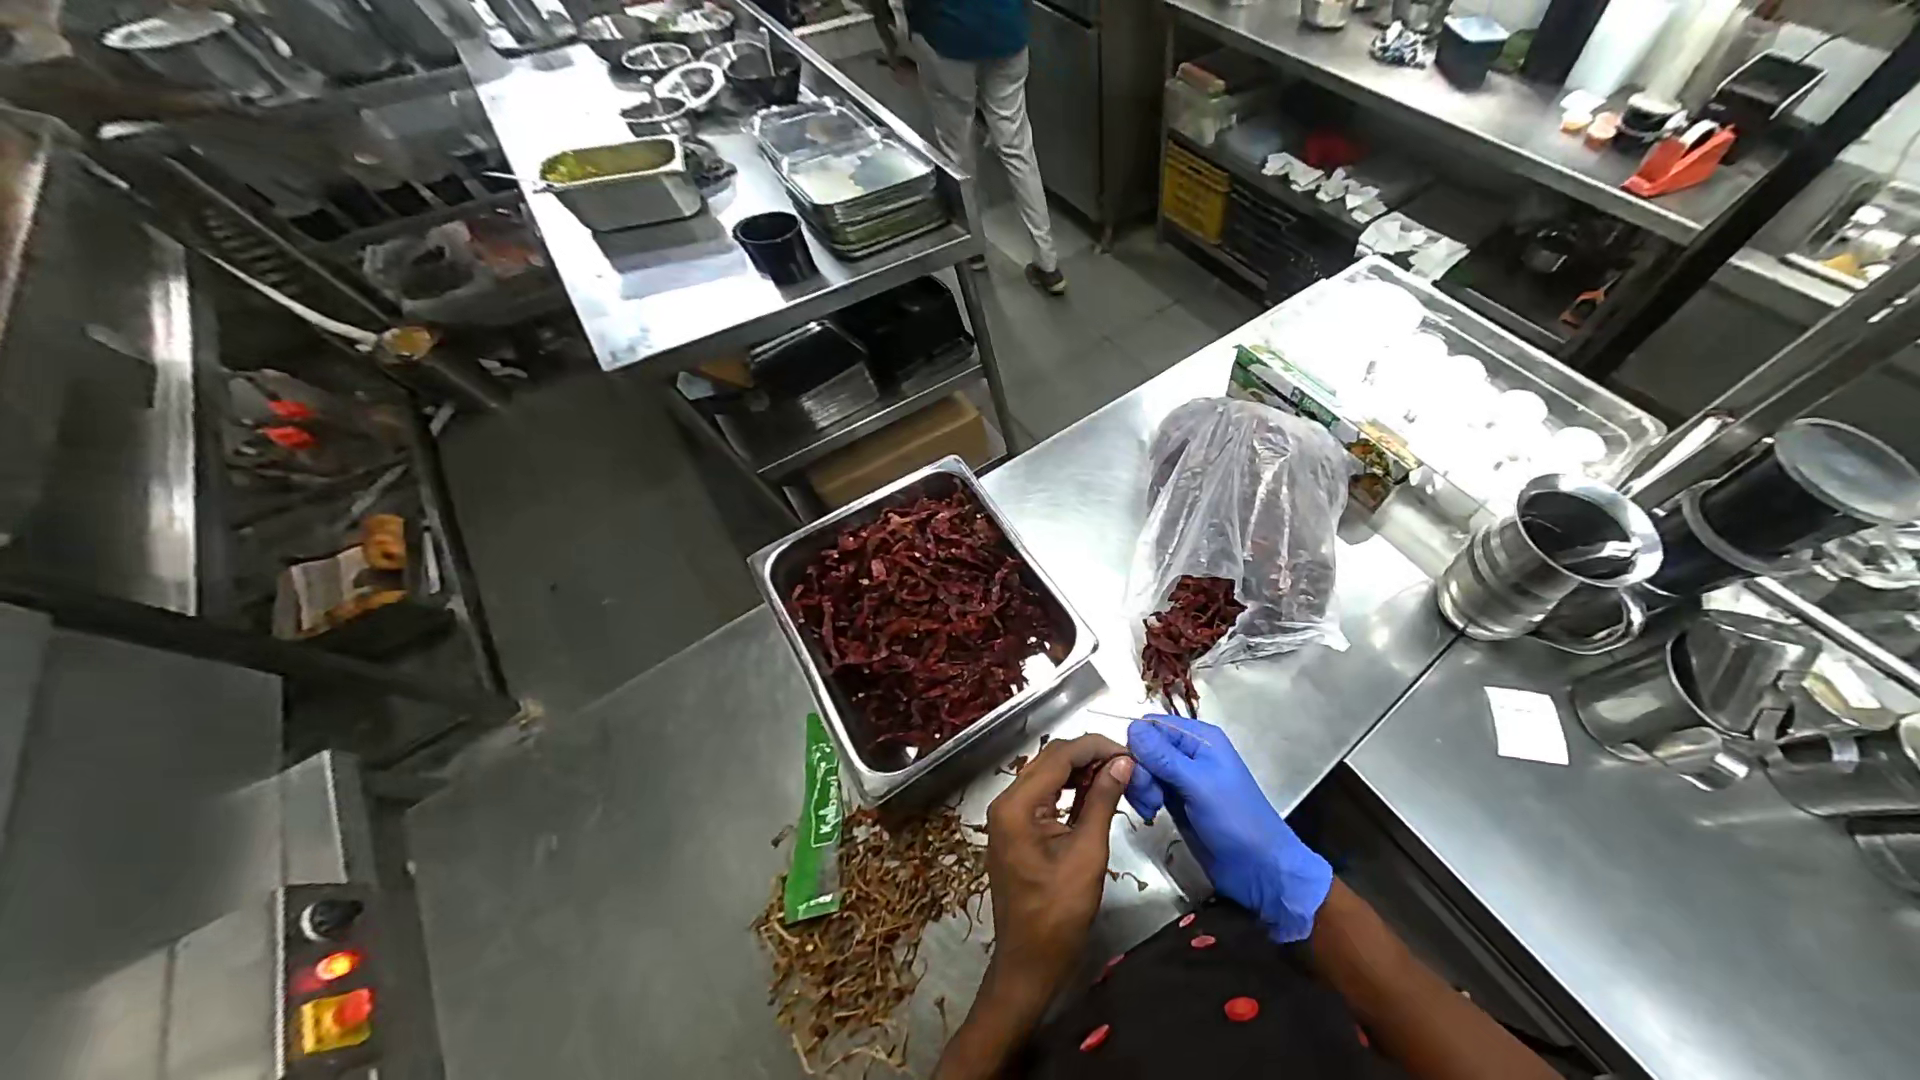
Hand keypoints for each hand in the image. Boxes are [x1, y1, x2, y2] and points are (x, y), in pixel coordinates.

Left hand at [982, 734, 1131, 1012]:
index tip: (1129, 753)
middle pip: (1049, 760)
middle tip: (1126, 764)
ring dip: (1079, 771)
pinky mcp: (1015, 827)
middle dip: (1088, 756)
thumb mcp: (1087, 854)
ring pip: (1046, 774)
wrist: (1029, 962)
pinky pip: (1043, 794)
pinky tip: (1094, 791)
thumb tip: (1122, 763)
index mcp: (1016, 806)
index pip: (1058, 756)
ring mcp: (1007, 814)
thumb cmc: (1058, 915)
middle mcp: (1006, 802)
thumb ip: (1101, 802)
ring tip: (1116, 775)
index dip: (1095, 748)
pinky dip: (1068, 789)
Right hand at [1125, 717, 1331, 942]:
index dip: (1138, 744)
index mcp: (1199, 738)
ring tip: (1151, 807)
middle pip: (1144, 747)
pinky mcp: (1176, 800)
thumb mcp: (1198, 785)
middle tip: (1150, 796)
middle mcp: (1188, 752)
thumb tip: (1131, 727)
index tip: (1136, 770)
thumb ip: (1163, 756)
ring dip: (1139, 787)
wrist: (1259, 870)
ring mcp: (1181, 777)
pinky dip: (1143, 798)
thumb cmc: (1235, 820)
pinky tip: (1151, 813)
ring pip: (1142, 768)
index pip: (1152, 725)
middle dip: (1139, 770)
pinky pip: (1148, 787)